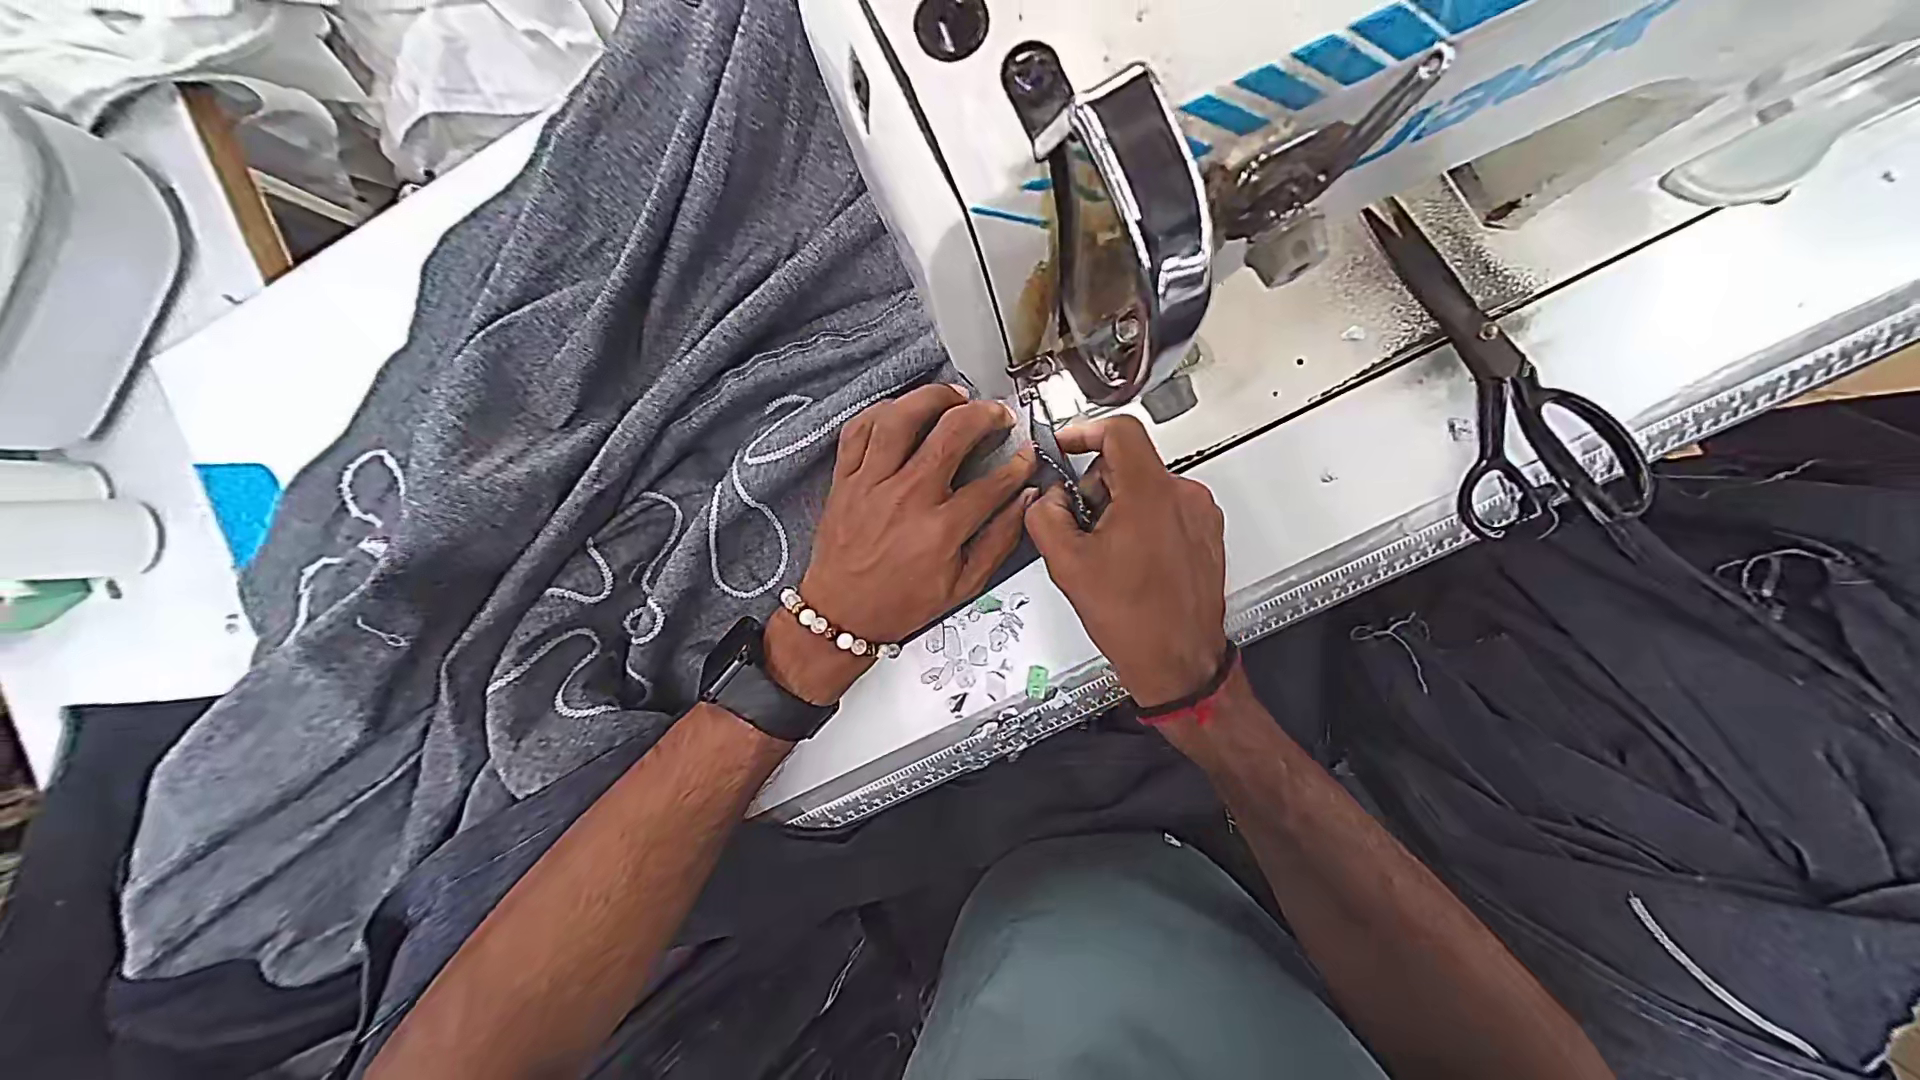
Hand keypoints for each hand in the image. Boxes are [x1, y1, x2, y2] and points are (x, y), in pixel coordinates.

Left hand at [764, 384, 1036, 704]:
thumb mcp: (963, 585)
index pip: (992, 482)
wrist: (842, 613)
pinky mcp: (846, 479)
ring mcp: (872, 484)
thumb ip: (998, 540)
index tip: (1025, 456)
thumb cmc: (898, 602)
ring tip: (954, 395)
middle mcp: (906, 498)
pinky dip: (882, 411)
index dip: (1018, 464)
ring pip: (902, 418)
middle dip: (985, 415)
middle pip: (953, 433)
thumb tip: (1023, 502)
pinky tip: (902, 409)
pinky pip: (860, 430)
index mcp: (940, 529)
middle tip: (996, 414)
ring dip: (933, 397)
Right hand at [1024, 415, 1227, 709]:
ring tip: (1108, 551)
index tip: (1068, 446)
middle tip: (1081, 522)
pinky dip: (1142, 521)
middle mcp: (1183, 497)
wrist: (1178, 661)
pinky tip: (1129, 559)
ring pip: (1146, 486)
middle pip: (1128, 462)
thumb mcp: (1067, 565)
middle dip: (1095, 486)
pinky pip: (1165, 508)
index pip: (1119, 430)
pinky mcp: (1205, 533)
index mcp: (1150, 494)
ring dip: (1118, 506)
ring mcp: (1198, 515)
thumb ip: (1044, 516)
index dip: (1084, 432)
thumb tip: (1046, 497)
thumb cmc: (1137, 622)